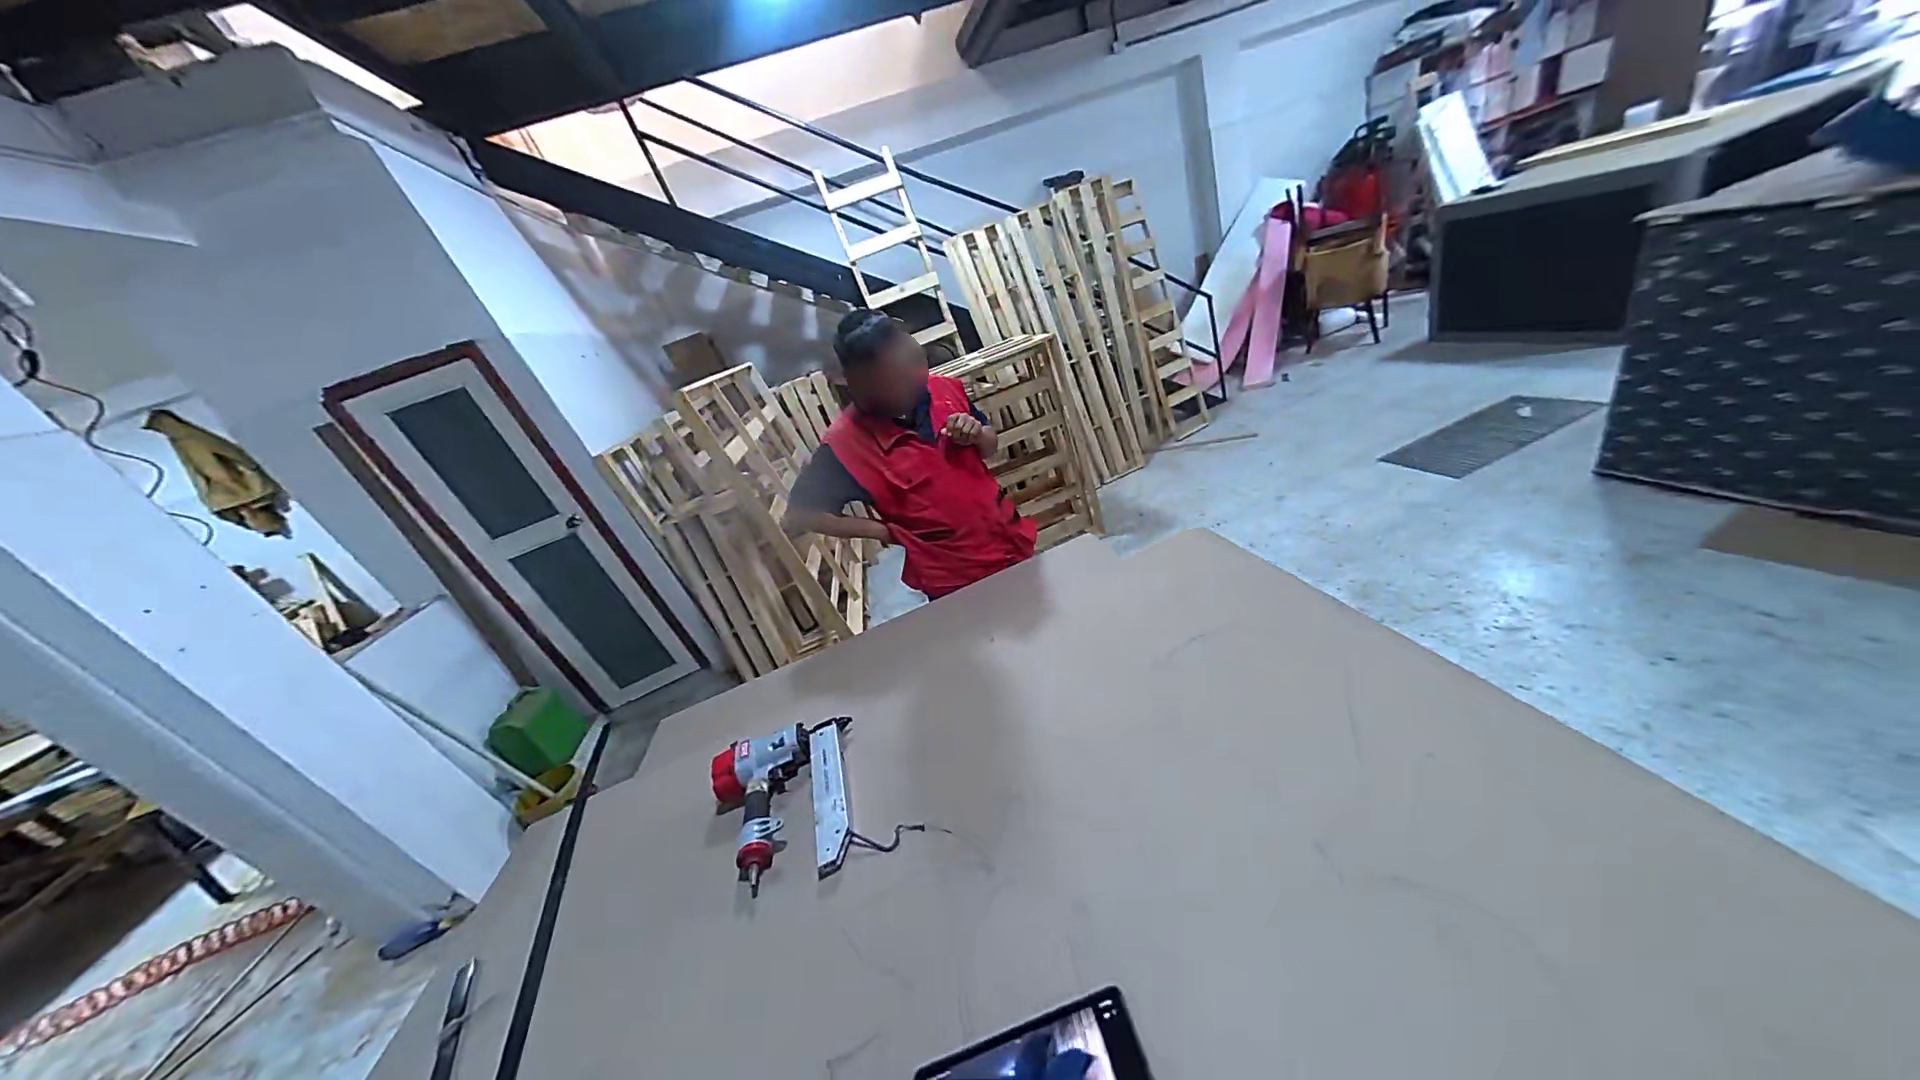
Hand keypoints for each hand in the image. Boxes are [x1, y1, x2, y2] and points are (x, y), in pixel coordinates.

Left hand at [944, 413, 985, 445]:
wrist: (975, 435)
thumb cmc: (961, 433)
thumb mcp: (953, 432)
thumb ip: (947, 431)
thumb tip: (942, 432)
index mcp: (956, 415)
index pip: (951, 418)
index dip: (949, 428)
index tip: (950, 434)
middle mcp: (964, 415)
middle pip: (958, 426)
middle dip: (956, 436)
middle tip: (957, 439)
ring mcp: (972, 419)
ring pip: (965, 431)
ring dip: (963, 438)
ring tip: (964, 439)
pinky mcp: (978, 425)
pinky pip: (972, 434)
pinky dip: (970, 439)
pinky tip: (970, 439)